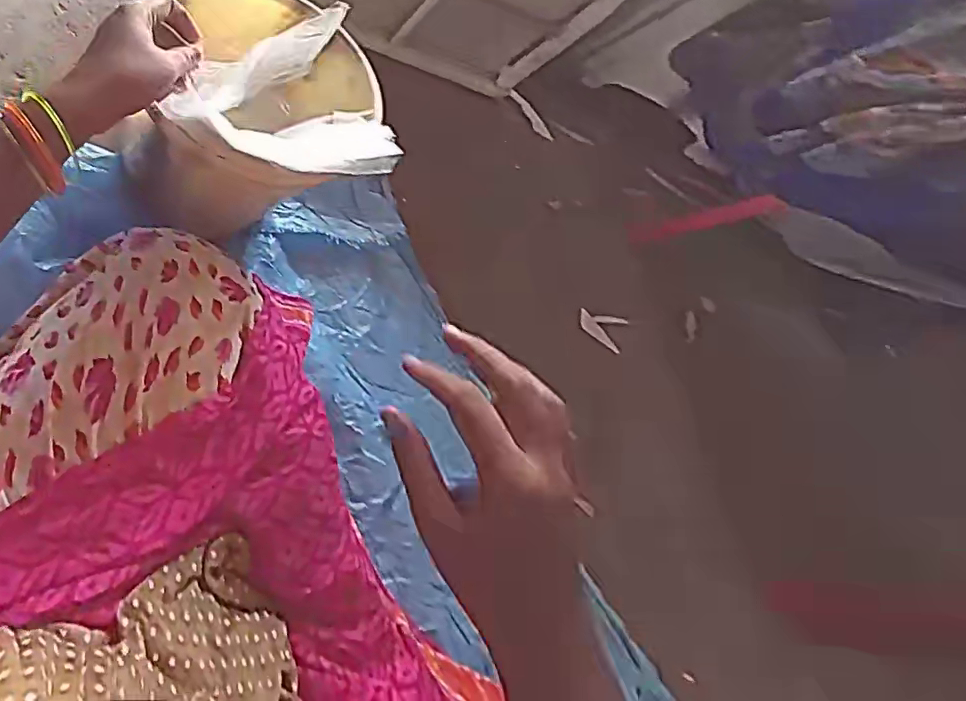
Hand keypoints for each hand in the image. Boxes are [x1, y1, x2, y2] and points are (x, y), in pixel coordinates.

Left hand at [46, 0, 202, 139]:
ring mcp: (111, 42)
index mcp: (135, 13)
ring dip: (166, 63)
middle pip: (159, 26)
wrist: (86, 104)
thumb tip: (195, 54)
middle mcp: (121, 22)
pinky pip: (135, 60)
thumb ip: (187, 57)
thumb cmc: (128, 78)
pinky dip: (150, 71)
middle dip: (179, 48)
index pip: (170, 6)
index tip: (196, 48)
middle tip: (190, 69)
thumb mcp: (167, 67)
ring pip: (147, 46)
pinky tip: (159, 91)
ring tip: (178, 85)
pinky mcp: (106, 62)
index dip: (189, 25)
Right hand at [385, 327, 615, 700]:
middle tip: (449, 334)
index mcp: (510, 479)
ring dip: (510, 369)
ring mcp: (567, 473)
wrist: (544, 632)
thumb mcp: (436, 525)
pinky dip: (529, 394)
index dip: (437, 378)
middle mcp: (547, 467)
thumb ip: (414, 463)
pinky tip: (506, 390)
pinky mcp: (573, 481)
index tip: (408, 364)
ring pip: (548, 401)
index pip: (471, 407)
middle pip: (521, 389)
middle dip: (484, 355)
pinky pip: (556, 422)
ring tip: (475, 352)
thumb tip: (392, 413)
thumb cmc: (482, 583)